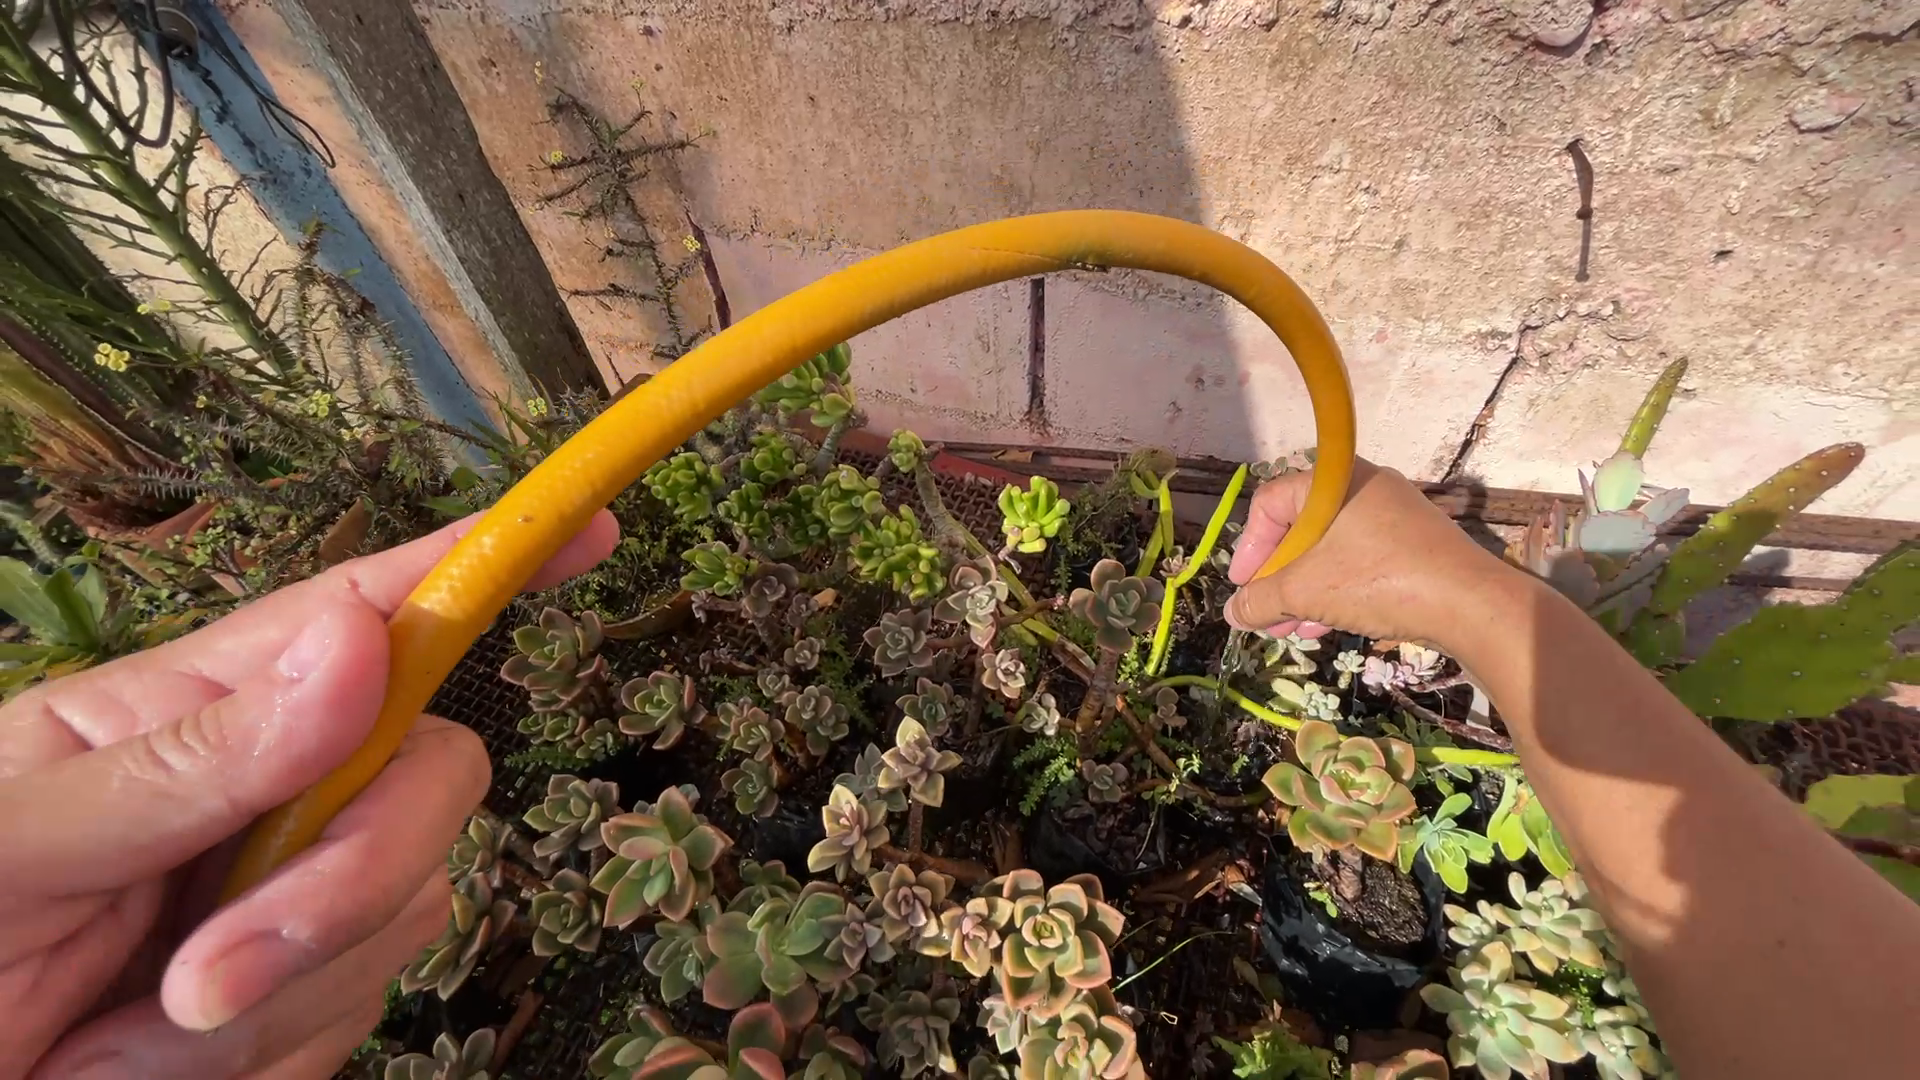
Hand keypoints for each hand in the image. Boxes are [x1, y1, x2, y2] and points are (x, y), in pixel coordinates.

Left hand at [0, 511, 616, 1079]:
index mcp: (209, 712)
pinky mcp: (329, 980)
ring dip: (284, 990)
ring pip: (418, 898)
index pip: (379, 610)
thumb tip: (361, 645)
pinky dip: (271, 1053)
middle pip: (440, 771)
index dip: (495, 560)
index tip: (593, 531)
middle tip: (211, 979)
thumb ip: (188, 761)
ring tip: (116, 1048)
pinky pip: (374, 993)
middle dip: (360, 869)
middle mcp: (292, 781)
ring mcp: (318, 882)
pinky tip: (161, 1068)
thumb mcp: (4, 854)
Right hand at [1225, 458, 1527, 649]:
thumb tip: (1233, 614)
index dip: (1249, 547)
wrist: (1474, 605)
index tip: (1242, 586)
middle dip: (1276, 578)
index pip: (1269, 504)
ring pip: (1328, 550)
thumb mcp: (1304, 592)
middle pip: (1298, 530)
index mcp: (1333, 481)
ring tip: (1289, 628)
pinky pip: (1358, 559)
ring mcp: (1392, 515)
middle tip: (1264, 612)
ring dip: (1301, 590)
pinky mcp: (1413, 543)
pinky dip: (1334, 588)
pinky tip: (1322, 624)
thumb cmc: (1378, 581)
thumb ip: (1260, 600)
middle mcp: (1362, 487)